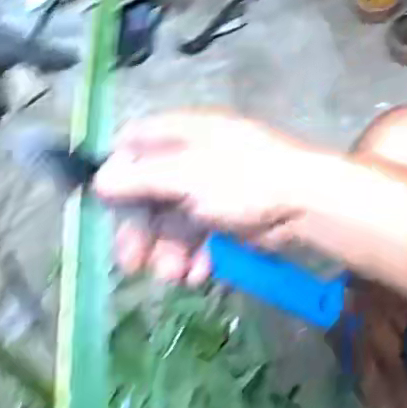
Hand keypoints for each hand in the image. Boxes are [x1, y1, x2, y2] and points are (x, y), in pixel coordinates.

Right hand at [93, 110, 325, 283]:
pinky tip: (201, 272)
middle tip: (132, 262)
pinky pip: (198, 235)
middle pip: (149, 190)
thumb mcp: (188, 175)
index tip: (106, 202)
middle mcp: (197, 155)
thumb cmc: (246, 179)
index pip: (138, 139)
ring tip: (175, 275)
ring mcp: (213, 186)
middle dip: (140, 228)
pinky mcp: (228, 214)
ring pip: (172, 220)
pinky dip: (195, 255)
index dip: (118, 169)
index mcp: (188, 132)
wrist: (305, 202)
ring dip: (167, 252)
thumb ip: (142, 177)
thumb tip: (101, 178)